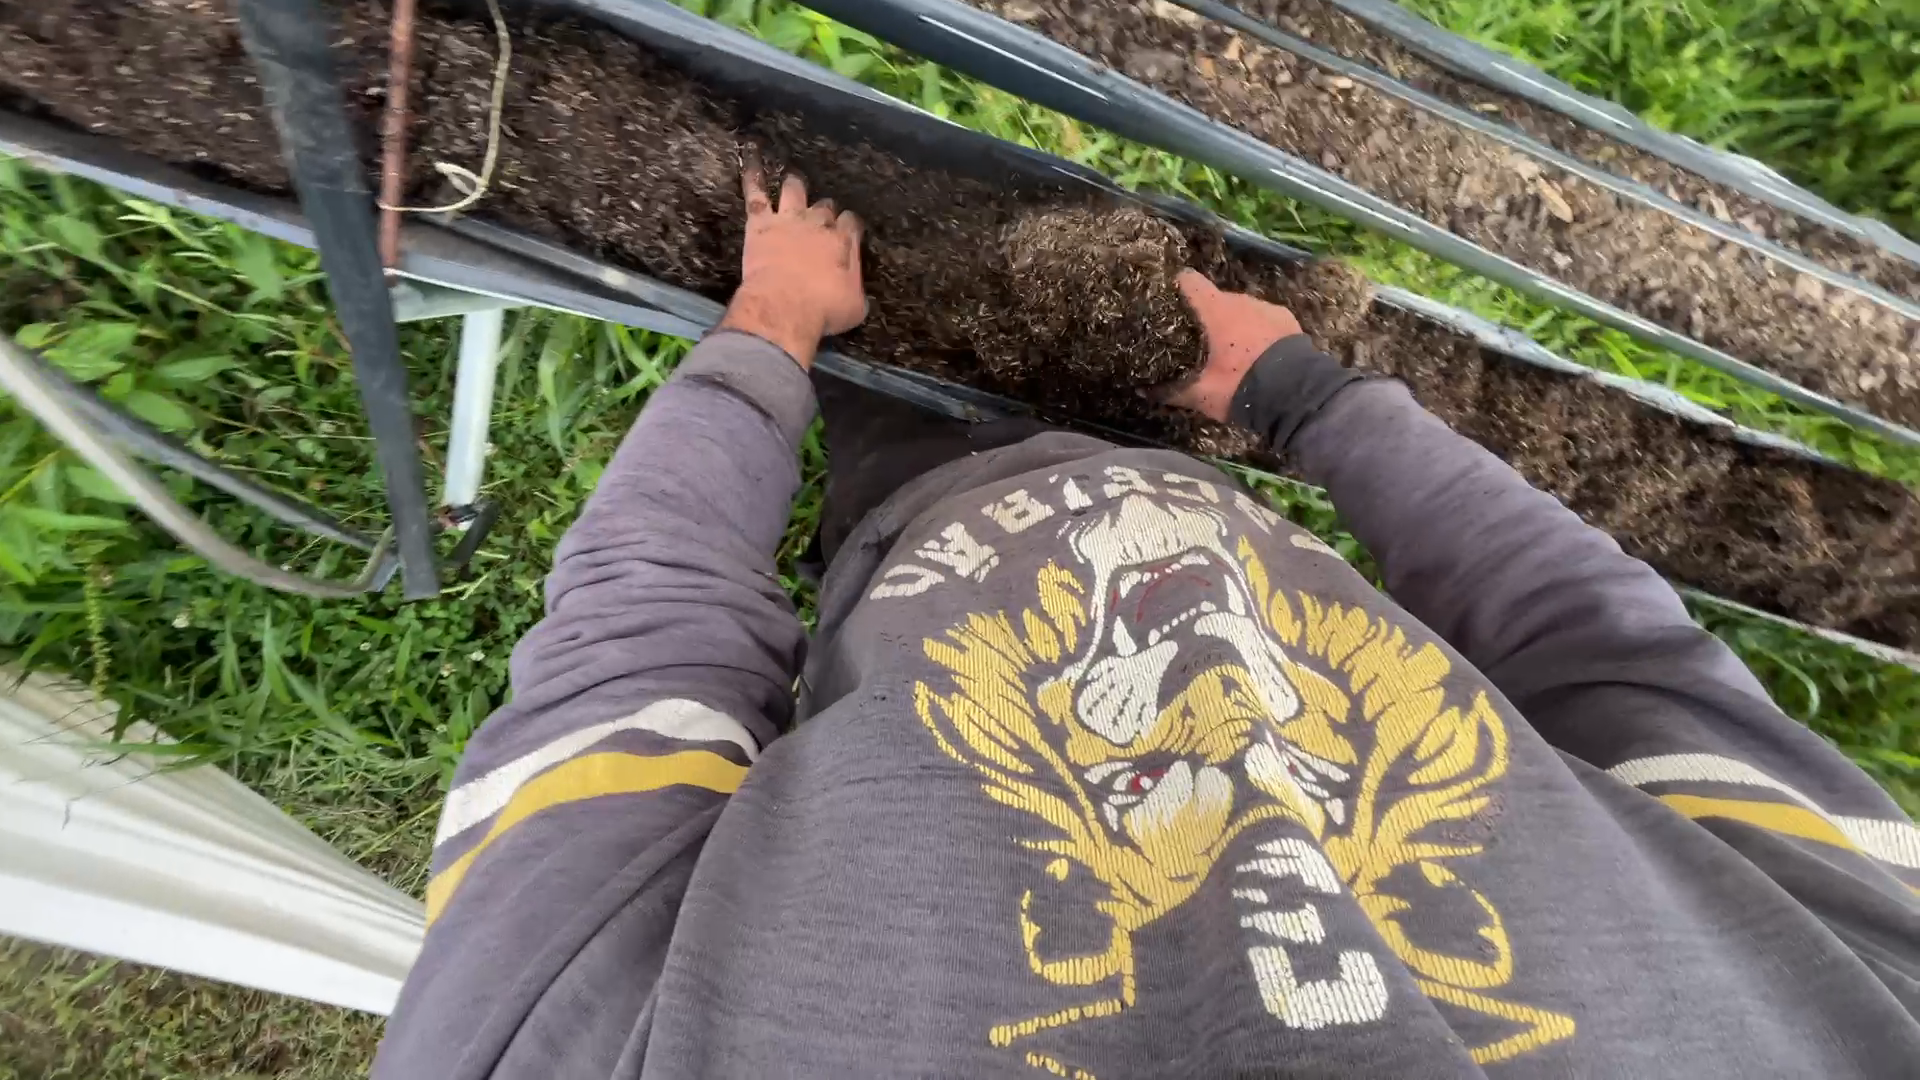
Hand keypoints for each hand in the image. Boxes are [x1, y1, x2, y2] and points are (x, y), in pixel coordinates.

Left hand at [717, 153, 866, 369]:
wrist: (786, 306)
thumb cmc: (824, 310)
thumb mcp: (856, 307)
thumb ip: (858, 289)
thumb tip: (858, 288)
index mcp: (844, 242)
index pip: (852, 222)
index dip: (850, 226)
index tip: (849, 232)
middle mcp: (819, 223)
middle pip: (825, 206)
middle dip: (825, 211)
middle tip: (821, 219)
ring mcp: (789, 218)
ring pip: (794, 189)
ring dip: (796, 187)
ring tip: (794, 185)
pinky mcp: (760, 222)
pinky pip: (756, 191)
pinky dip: (754, 172)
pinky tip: (751, 155)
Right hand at [1164, 270, 1303, 421]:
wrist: (1295, 394)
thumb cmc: (1239, 387)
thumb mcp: (1200, 395)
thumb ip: (1170, 390)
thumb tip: (1142, 389)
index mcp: (1215, 310)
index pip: (1188, 281)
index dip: (1174, 287)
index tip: (1164, 301)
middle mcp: (1240, 300)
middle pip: (1213, 298)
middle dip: (1202, 315)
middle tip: (1192, 339)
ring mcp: (1266, 307)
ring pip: (1238, 309)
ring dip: (1229, 324)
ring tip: (1224, 350)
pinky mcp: (1286, 319)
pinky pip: (1260, 319)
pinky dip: (1252, 331)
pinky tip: (1252, 353)